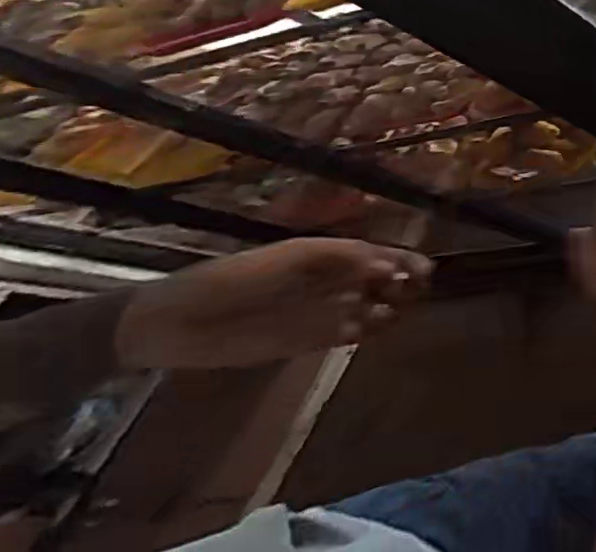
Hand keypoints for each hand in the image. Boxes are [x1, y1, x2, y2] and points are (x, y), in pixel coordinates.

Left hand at [115, 238, 431, 370]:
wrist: (171, 323)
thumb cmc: (233, 279)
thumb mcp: (292, 259)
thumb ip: (340, 259)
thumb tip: (387, 265)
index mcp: (326, 255)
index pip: (376, 254)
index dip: (401, 260)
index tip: (424, 271)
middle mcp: (328, 281)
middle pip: (377, 280)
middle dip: (401, 283)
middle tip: (418, 291)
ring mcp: (316, 311)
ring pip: (366, 307)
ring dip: (385, 308)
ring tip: (399, 313)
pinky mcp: (302, 341)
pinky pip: (342, 334)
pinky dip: (362, 331)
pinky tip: (375, 330)